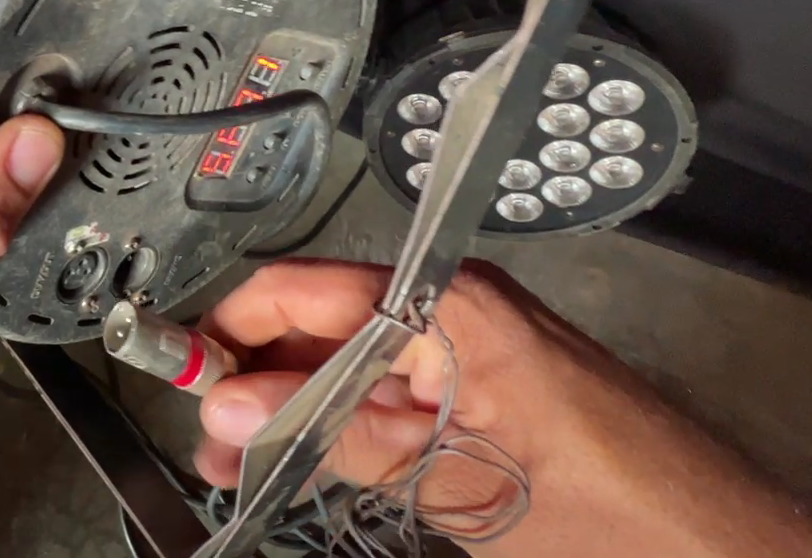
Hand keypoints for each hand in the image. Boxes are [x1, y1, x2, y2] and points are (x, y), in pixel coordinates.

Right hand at [193, 258, 811, 556]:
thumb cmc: (622, 520)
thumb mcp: (460, 485)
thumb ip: (335, 439)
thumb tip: (226, 412)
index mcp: (443, 304)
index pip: (303, 290)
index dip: (236, 329)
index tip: (189, 375)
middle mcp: (440, 305)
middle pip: (312, 324)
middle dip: (253, 381)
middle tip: (208, 440)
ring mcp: (452, 340)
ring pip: (338, 360)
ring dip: (286, 407)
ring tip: (235, 461)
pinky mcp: (462, 376)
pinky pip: (375, 386)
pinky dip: (334, 421)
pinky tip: (297, 456)